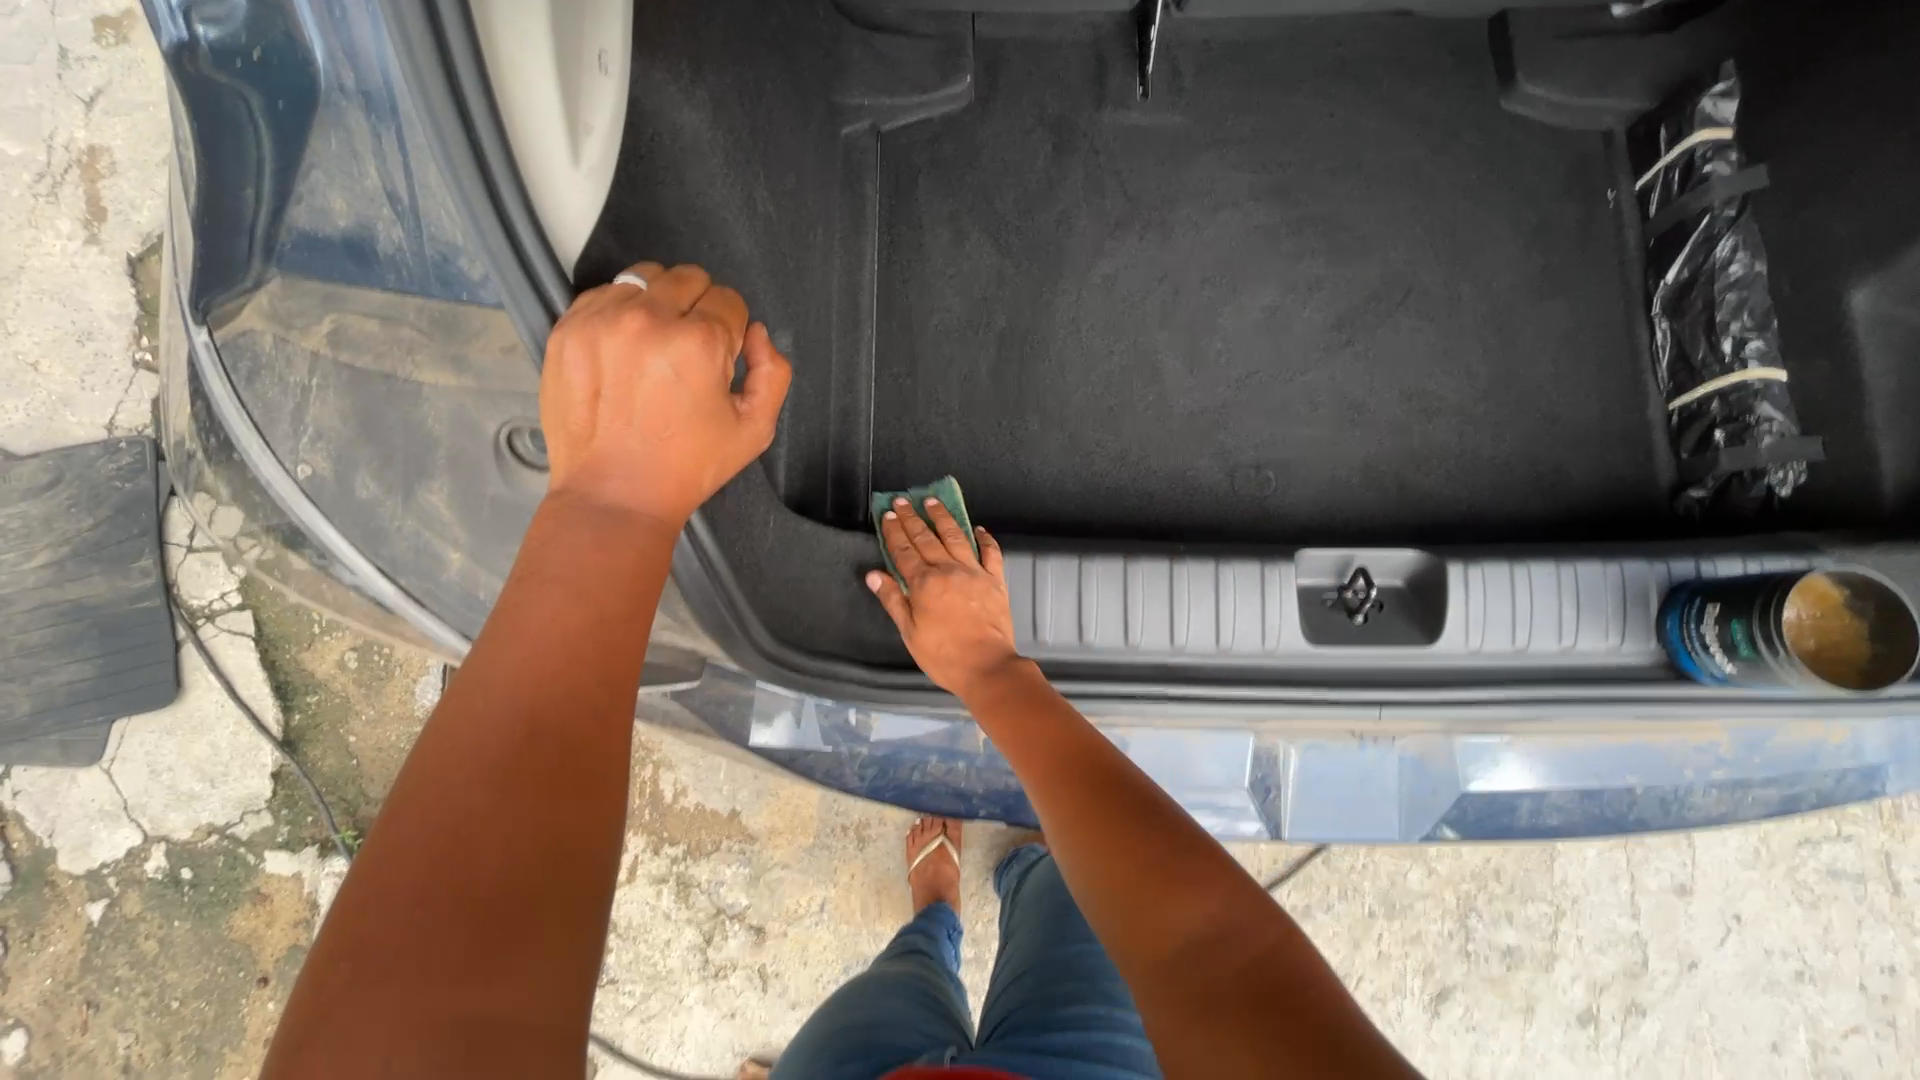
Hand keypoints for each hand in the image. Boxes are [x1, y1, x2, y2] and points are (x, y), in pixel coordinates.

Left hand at [539, 261, 792, 529]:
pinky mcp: (568, 329)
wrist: (614, 493)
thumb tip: (757, 334)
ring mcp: (602, 321)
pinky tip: (626, 351)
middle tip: (690, 352)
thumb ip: (773, 372)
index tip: (720, 358)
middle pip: (689, 278)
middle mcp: (648, 320)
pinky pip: (605, 294)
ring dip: (659, 304)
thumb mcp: (755, 429)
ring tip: (655, 348)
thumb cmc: (687, 466)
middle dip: (699, 308)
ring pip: (646, 278)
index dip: (733, 330)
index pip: (729, 300)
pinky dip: (621, 313)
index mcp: (698, 343)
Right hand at [867, 497, 1025, 698]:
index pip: (904, 552)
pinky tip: (978, 529)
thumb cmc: (943, 655)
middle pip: (926, 539)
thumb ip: (893, 600)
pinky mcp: (996, 581)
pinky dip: (984, 539)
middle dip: (912, 519)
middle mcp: (948, 571)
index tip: (888, 515)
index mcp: (924, 584)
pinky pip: (991, 552)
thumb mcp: (910, 632)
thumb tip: (874, 575)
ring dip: (942, 518)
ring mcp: (975, 573)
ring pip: (956, 537)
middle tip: (902, 501)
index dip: (895, 532)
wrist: (987, 666)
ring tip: (933, 502)